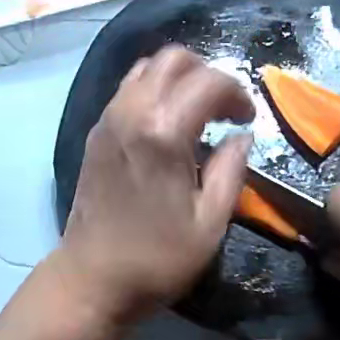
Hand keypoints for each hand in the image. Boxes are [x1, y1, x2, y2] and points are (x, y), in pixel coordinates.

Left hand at [55, 47, 253, 328]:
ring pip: (148, 67)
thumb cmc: (157, 258)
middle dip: (209, 74)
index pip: (209, 82)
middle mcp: (131, 113)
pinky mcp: (97, 131)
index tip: (248, 121)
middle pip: (174, 59)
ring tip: (200, 113)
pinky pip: (130, 88)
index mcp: (163, 133)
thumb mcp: (210, 223)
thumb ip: (231, 170)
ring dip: (181, 79)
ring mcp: (109, 119)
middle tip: (226, 110)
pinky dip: (157, 90)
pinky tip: (170, 124)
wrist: (91, 280)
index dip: (238, 93)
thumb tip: (241, 137)